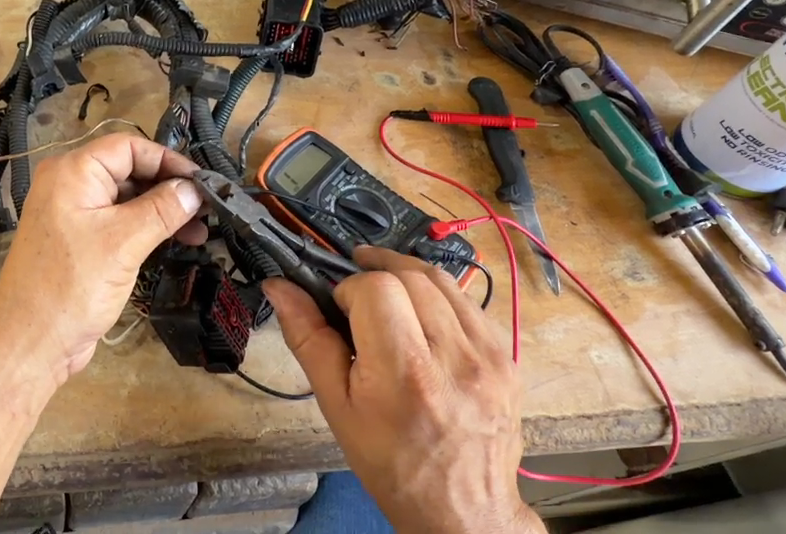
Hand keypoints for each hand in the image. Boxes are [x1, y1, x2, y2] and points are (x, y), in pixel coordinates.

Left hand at [0, 135, 207, 381]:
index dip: (167, 160)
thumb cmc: (72, 284)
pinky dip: (146, 228)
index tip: (201, 181)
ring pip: (126, 199)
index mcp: (73, 171)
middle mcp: (70, 185)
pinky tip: (176, 241)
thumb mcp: (123, 242)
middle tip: (207, 208)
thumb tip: (194, 189)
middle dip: (168, 187)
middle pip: (128, 171)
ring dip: (162, 211)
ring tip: (200, 231)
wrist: (31, 341)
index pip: (128, 147)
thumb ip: (162, 210)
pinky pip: (118, 222)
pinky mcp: (80, 242)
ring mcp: (74, 214)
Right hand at [265, 249, 541, 533]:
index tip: (341, 312)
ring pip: (440, 279)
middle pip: (408, 275)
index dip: (350, 289)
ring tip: (383, 291)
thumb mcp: (335, 405)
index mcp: (405, 372)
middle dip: (375, 277)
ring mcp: (489, 356)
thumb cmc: (389, 461)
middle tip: (356, 299)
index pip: (377, 287)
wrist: (462, 511)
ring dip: (405, 276)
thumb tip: (279, 286)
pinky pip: (467, 301)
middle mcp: (455, 357)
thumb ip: (307, 337)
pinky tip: (421, 314)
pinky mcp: (507, 357)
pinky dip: (437, 296)